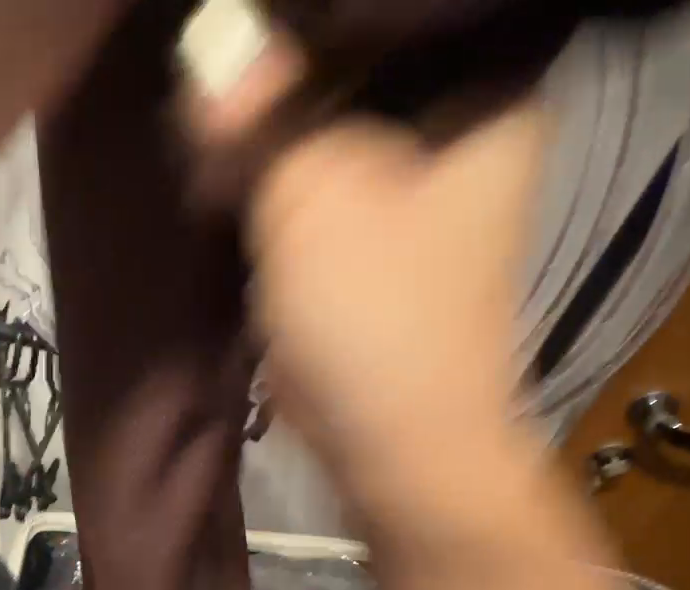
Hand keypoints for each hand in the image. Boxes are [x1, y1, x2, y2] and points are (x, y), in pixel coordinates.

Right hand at [183, 17, 546, 477]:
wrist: (392, 447)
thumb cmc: (377, 316)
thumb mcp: (315, 199)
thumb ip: (264, 114)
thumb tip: (212, 34)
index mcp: (484, 103)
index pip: (403, 19)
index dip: (319, 19)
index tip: (248, 23)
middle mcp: (457, 137)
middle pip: (358, 74)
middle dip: (279, 75)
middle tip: (209, 67)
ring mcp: (408, 196)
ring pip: (326, 132)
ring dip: (265, 130)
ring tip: (204, 112)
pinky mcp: (364, 246)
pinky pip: (309, 186)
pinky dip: (267, 178)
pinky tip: (220, 164)